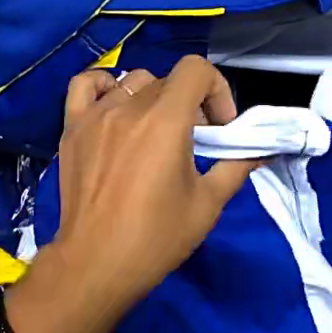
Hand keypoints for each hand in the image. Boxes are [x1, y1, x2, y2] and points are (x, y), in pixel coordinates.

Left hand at [6, 56, 257, 332]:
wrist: (96, 263)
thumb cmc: (156, 237)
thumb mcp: (208, 204)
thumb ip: (236, 167)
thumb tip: (259, 149)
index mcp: (165, 120)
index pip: (196, 69)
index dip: (216, 90)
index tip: (219, 127)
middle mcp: (128, 107)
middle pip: (168, 81)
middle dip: (190, 104)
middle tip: (194, 142)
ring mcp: (96, 115)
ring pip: (132, 82)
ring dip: (153, 100)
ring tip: (155, 133)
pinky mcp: (72, 128)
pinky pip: (85, 86)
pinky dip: (103, 87)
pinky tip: (115, 107)